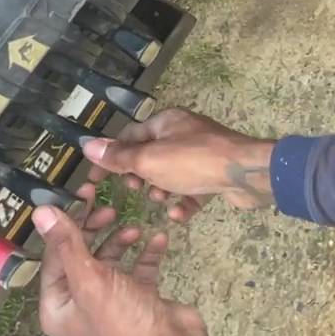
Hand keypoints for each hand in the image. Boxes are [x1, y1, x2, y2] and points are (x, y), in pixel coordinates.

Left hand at [31, 185, 208, 335]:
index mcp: (59, 304)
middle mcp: (81, 301)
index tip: (83, 193)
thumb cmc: (122, 318)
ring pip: (110, 258)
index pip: (55, 255)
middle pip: (82, 254)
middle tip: (108, 206)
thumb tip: (41, 211)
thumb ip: (69, 243)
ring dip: (121, 239)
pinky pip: (138, 266)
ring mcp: (111, 299)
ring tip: (134, 228)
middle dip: (94, 229)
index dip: (67, 223)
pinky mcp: (139, 295)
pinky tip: (158, 239)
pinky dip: (147, 251)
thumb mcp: (91, 279)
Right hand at [83, 108, 277, 209]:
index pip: (129, 136)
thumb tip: (89, 144)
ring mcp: (202, 153)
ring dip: (161, 190)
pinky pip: (191, 189)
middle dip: (140, 175)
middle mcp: (184, 132)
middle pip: (150, 155)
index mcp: (168, 121)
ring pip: (170, 174)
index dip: (111, 158)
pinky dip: (183, 202)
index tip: (95, 181)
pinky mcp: (215, 174)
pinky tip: (180, 214)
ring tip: (161, 199)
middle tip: (137, 188)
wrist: (245, 173)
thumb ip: (120, 156)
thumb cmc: (194, 161)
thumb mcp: (150, 159)